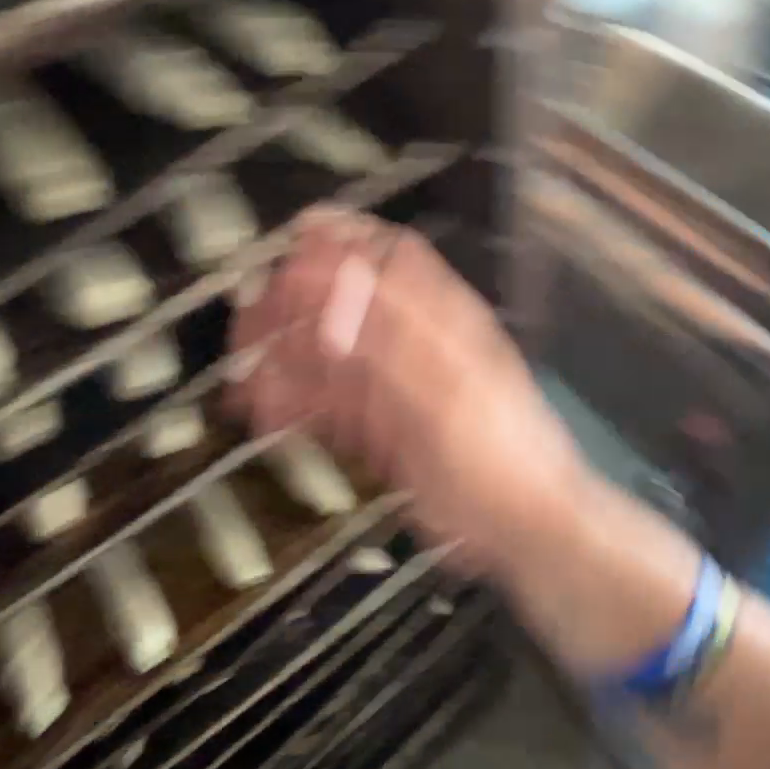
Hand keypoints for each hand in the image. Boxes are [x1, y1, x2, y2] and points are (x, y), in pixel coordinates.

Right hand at [226, 208, 595, 572]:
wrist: (524, 528)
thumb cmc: (505, 455)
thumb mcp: (451, 392)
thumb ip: (393, 338)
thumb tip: (342, 288)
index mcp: (441, 320)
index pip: (387, 260)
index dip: (342, 242)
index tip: (293, 240)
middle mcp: (414, 345)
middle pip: (344, 308)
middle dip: (294, 309)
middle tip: (248, 320)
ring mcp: (396, 388)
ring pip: (330, 360)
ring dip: (286, 363)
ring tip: (245, 376)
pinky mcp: (383, 430)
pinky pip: (331, 408)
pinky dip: (297, 408)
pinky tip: (269, 413)